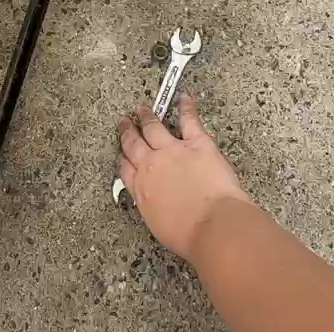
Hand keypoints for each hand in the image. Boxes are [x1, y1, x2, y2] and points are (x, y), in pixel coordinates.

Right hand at [116, 92, 250, 263]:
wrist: (212, 226)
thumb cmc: (190, 235)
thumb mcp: (160, 226)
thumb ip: (155, 207)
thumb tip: (158, 202)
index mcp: (142, 189)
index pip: (125, 167)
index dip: (122, 156)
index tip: (120, 150)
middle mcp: (152, 166)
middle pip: (134, 143)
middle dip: (127, 131)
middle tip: (124, 122)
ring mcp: (173, 151)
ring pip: (154, 126)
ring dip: (147, 115)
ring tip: (142, 108)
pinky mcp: (196, 143)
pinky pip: (188, 119)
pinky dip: (186, 106)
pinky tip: (184, 97)